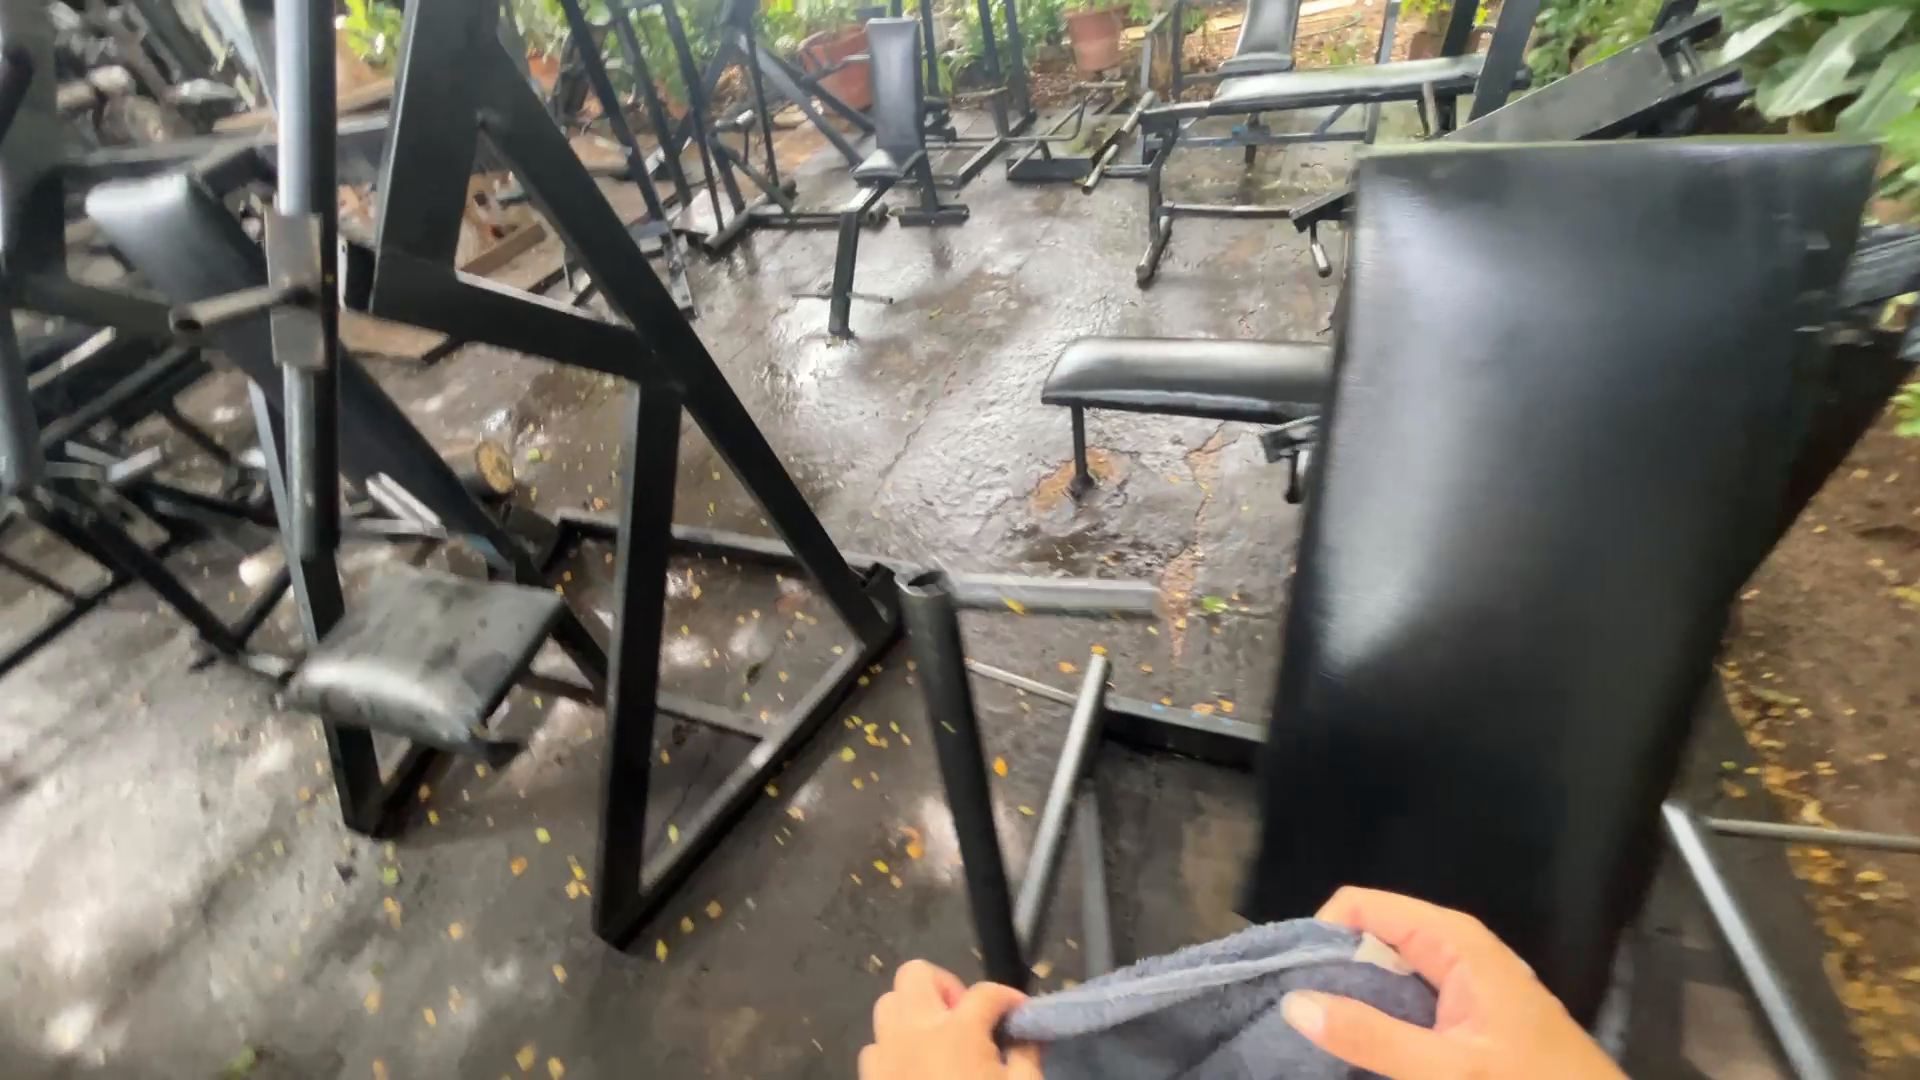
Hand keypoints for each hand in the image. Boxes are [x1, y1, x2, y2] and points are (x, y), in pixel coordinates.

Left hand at [860, 959, 1041, 1079]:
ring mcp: (885, 1057)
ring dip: (914, 1013)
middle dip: (945, 986)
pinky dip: (894, 1048)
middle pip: (916, 974)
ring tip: (938, 1043)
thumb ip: (1026, 1056)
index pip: (986, 994)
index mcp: (956, 1032)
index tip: (1020, 1014)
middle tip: (965, 1019)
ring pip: (888, 1005)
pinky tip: (916, 1074)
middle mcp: (914, 1032)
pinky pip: (874, 1047)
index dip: (1008, 999)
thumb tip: (1028, 1035)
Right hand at [1281, 887, 1627, 1079]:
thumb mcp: (1452, 1073)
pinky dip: (1380, 1022)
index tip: (1302, 989)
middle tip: (1311, 1023)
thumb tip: (1292, 1002)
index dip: (1322, 939)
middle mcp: (1451, 946)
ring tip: (1332, 1041)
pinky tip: (1370, 1054)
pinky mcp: (1466, 1014)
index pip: (1357, 906)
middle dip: (1333, 974)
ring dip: (1354, 1003)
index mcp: (1450, 938)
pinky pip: (1404, 1000)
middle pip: (1365, 936)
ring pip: (1381, 972)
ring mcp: (1460, 980)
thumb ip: (1371, 1036)